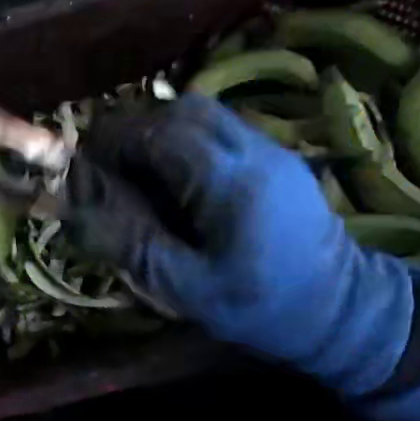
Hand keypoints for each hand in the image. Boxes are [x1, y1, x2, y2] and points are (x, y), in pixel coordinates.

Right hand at [64, 94, 413, 392]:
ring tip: (144, 171)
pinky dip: (189, 139)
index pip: (158, 132)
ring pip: (205, 112)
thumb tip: (76, 205)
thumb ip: (130, 241)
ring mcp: (271, 148)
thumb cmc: (260, 306)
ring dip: (164, 130)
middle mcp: (252, 151)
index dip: (114, 140)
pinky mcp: (278, 157)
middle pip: (182, 110)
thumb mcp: (185, 287)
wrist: (343, 311)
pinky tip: (181, 179)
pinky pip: (223, 128)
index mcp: (229, 182)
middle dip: (137, 128)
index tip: (87, 163)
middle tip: (114, 166)